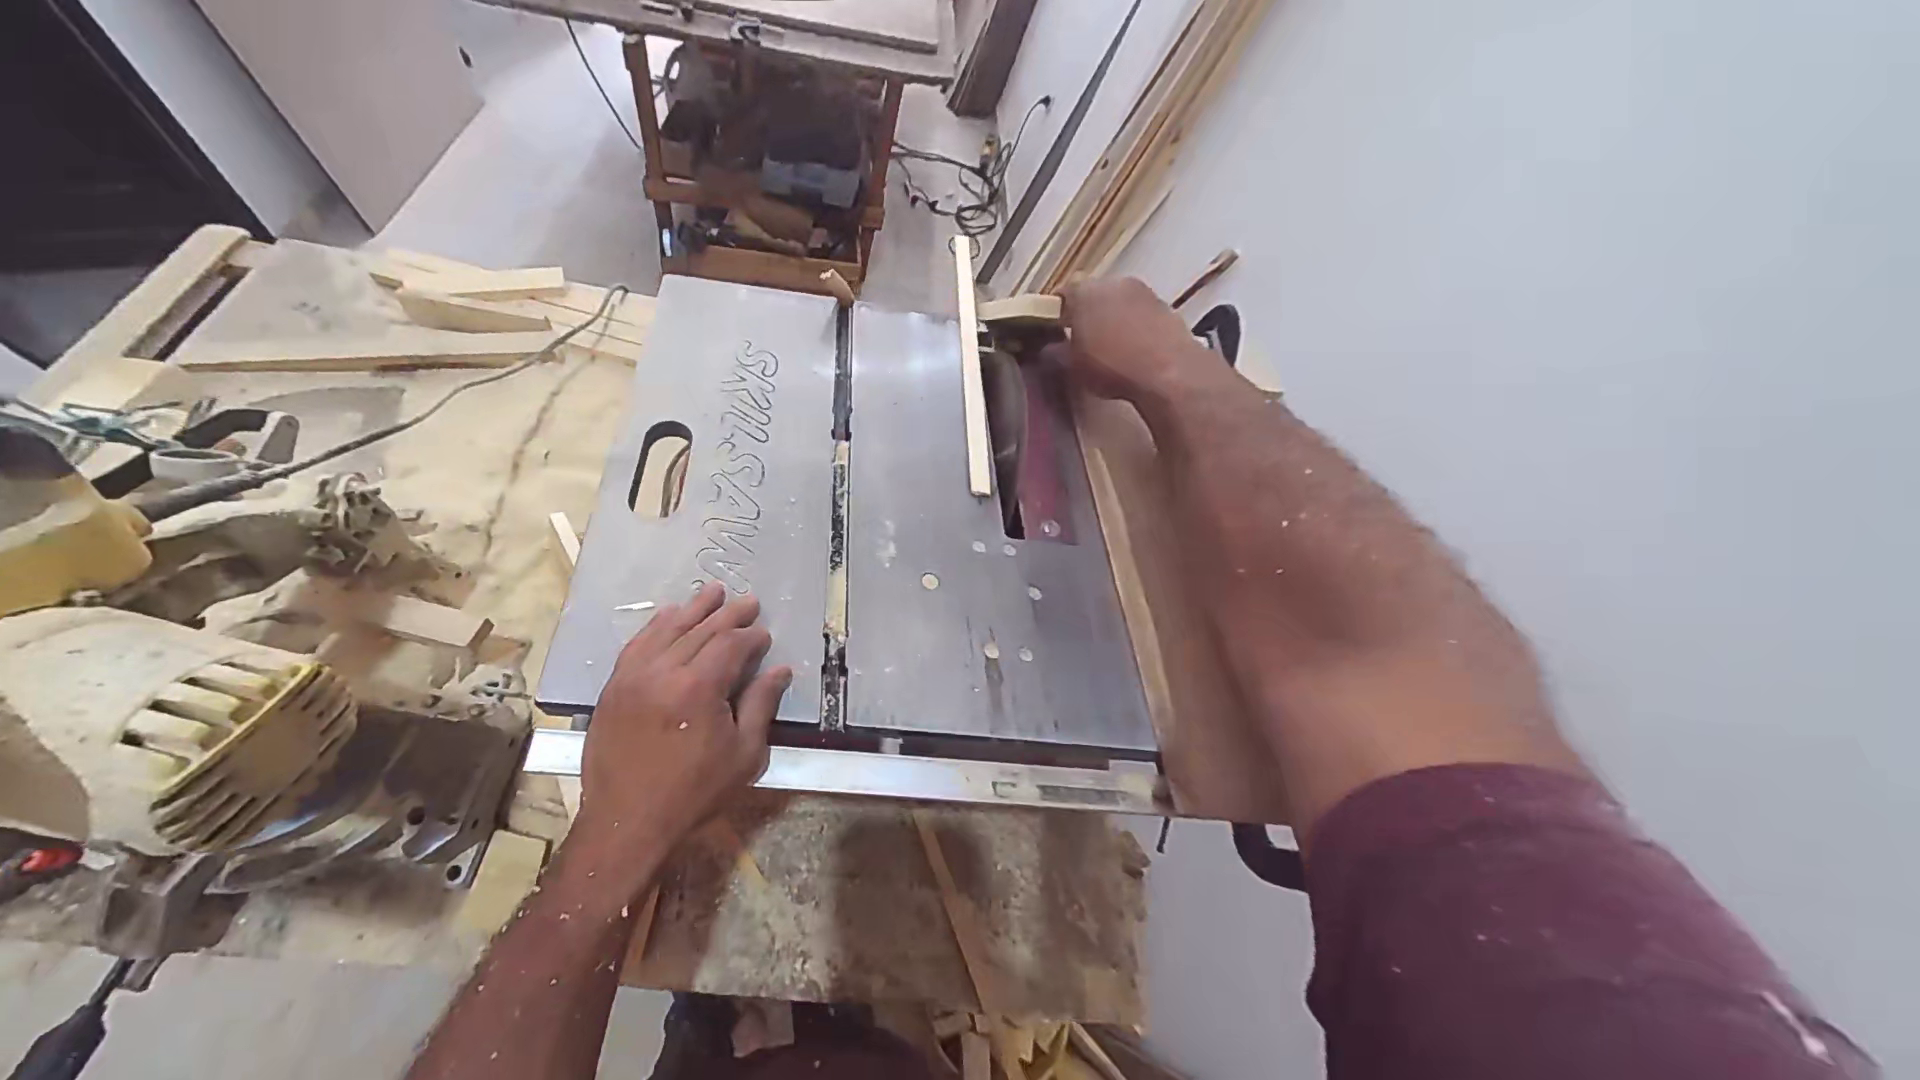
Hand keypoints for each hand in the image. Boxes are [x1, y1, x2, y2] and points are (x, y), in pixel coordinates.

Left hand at [580, 582, 791, 851]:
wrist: (627, 823)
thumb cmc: (693, 792)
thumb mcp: (744, 754)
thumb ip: (761, 705)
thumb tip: (780, 670)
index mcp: (698, 688)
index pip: (730, 645)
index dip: (751, 636)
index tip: (765, 635)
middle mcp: (662, 673)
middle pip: (700, 630)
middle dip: (728, 614)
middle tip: (748, 601)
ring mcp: (632, 677)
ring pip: (667, 630)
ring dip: (693, 609)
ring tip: (712, 593)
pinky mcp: (613, 688)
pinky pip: (637, 645)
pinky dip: (656, 626)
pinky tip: (668, 616)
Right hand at [1045, 277, 1228, 402]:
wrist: (1169, 372)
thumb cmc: (1111, 366)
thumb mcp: (1074, 367)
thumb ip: (1057, 353)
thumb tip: (1050, 349)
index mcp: (1085, 291)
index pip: (1063, 292)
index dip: (1056, 311)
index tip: (1054, 329)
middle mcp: (1115, 282)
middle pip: (1094, 293)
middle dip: (1087, 312)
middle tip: (1082, 338)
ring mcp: (1145, 292)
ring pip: (1120, 301)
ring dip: (1114, 318)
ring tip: (1110, 346)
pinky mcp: (1168, 307)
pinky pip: (1142, 314)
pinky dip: (1136, 326)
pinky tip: (1135, 350)